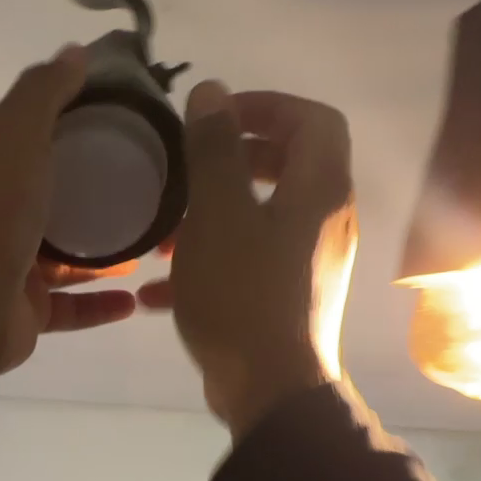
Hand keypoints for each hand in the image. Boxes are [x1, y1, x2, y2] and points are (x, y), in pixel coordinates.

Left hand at [0, 47, 139, 376]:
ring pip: (67, 259)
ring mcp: (14, 270)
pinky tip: (135, 296)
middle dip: (97, 194)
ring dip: (106, 252)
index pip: (32, 140)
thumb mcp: (17, 134)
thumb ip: (43, 92)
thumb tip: (74, 53)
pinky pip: (72, 308)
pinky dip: (101, 304)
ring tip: (154, 242)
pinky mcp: (28, 314)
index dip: (72, 126)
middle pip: (54, 201)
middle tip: (152, 185)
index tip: (126, 119)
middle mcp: (0, 219)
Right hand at [137, 83, 358, 435]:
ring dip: (212, 216)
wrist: (269, 388)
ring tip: (163, 235)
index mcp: (318, 190)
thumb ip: (213, 151)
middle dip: (233, 161)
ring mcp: (306, 264)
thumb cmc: (242, 294)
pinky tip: (157, 291)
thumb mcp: (217, 216)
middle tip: (187, 168)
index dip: (267, 106)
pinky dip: (209, 263)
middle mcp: (323, 221)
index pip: (312, 119)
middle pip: (287, 167)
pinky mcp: (285, 300)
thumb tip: (211, 92)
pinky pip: (247, 263)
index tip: (216, 116)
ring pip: (260, 218)